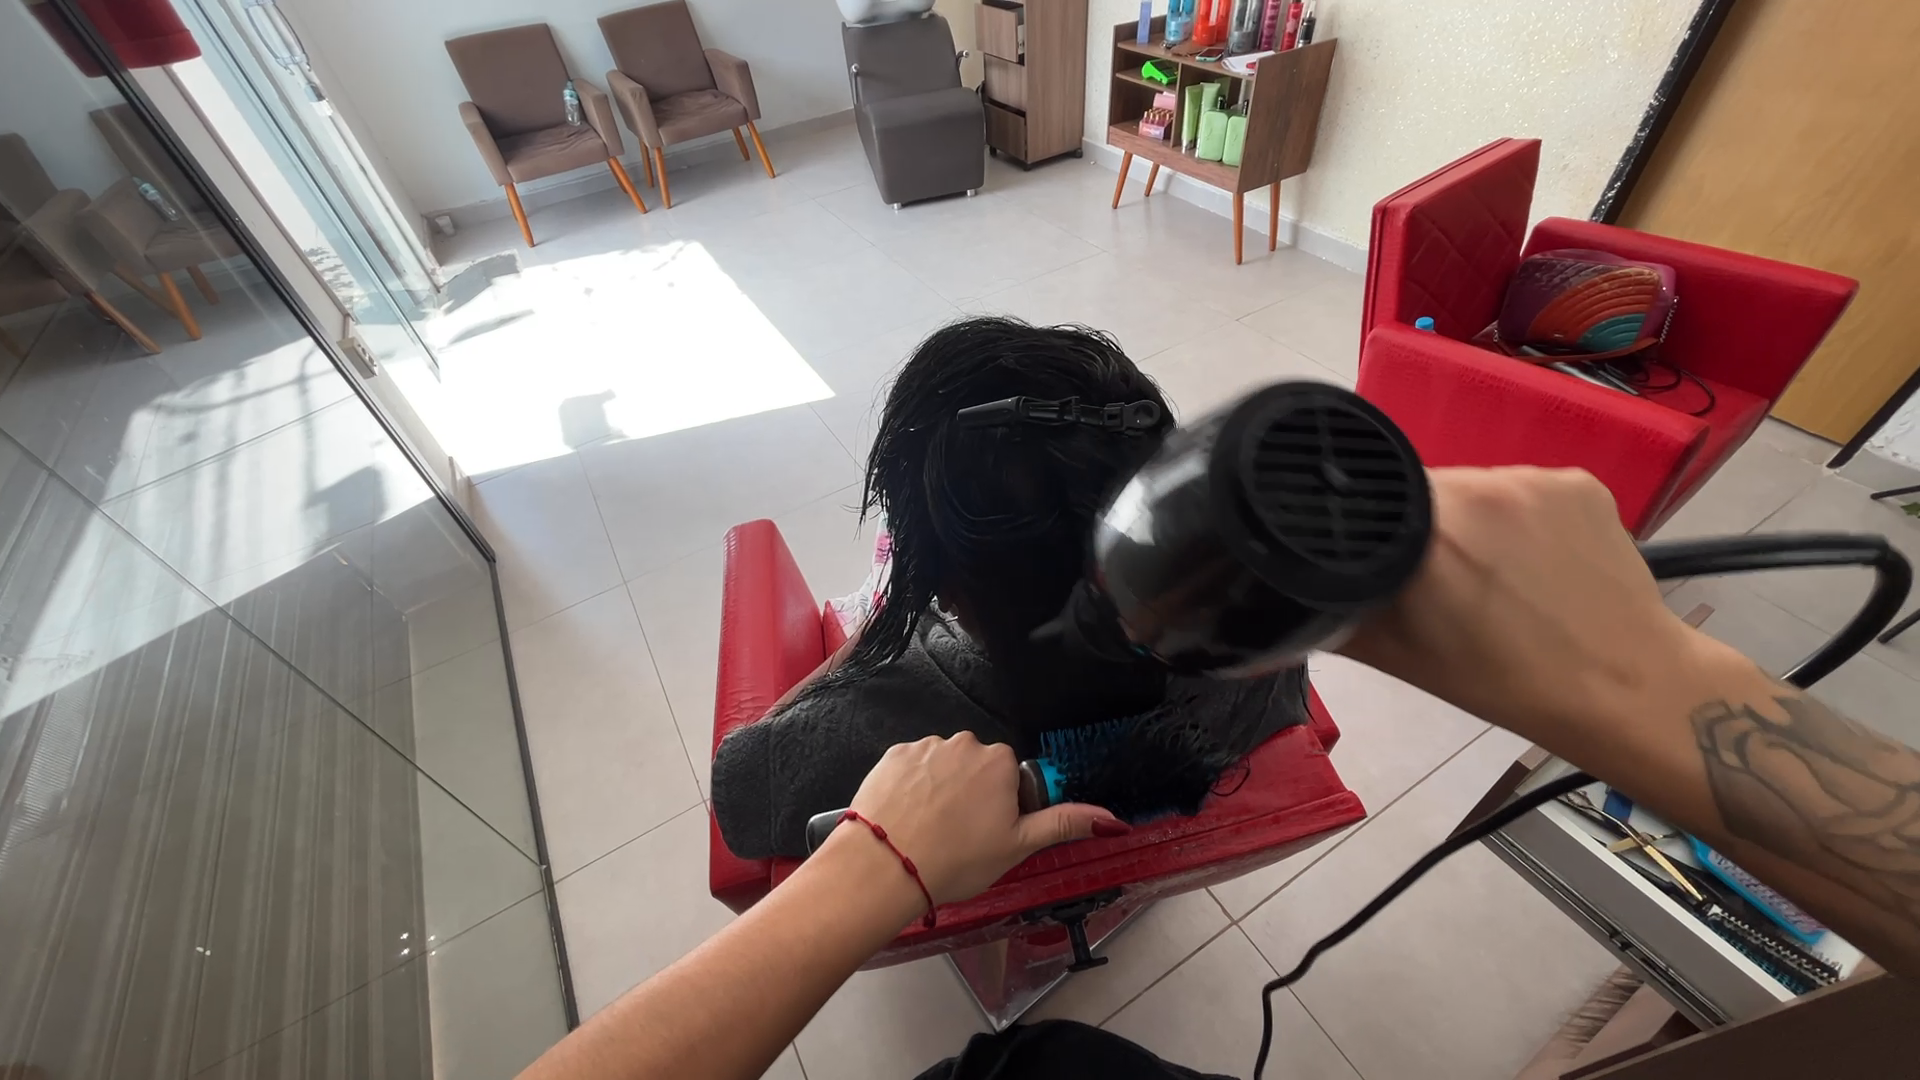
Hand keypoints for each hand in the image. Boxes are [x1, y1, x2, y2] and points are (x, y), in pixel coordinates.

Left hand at [845, 732, 1126, 904]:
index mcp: (999, 761)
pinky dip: (911, 786)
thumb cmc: (957, 859)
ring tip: (928, 828)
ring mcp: (925, 745)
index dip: (1000, 805)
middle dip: (971, 793)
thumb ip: (1064, 823)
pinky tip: (906, 815)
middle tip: (957, 834)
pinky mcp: (893, 754)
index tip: (986, 831)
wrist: (886, 866)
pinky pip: (911, 766)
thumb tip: (1113, 819)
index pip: (1008, 776)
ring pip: (942, 766)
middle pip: (975, 766)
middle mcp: (964, 742)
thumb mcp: (1018, 846)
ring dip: (939, 788)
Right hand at [1340, 467, 1713, 741]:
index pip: (1364, 499)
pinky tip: (1526, 555)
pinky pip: (1518, 487)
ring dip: (1463, 516)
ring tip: (1484, 566)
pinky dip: (1512, 515)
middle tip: (1429, 571)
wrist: (1622, 686)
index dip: (1359, 525)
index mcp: (1424, 533)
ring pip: (1468, 485)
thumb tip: (1287, 588)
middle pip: (1415, 488)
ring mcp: (1533, 480)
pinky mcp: (1578, 481)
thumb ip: (1326, 609)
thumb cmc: (1493, 677)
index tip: (1369, 556)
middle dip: (1413, 522)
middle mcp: (1475, 489)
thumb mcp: (1384, 652)